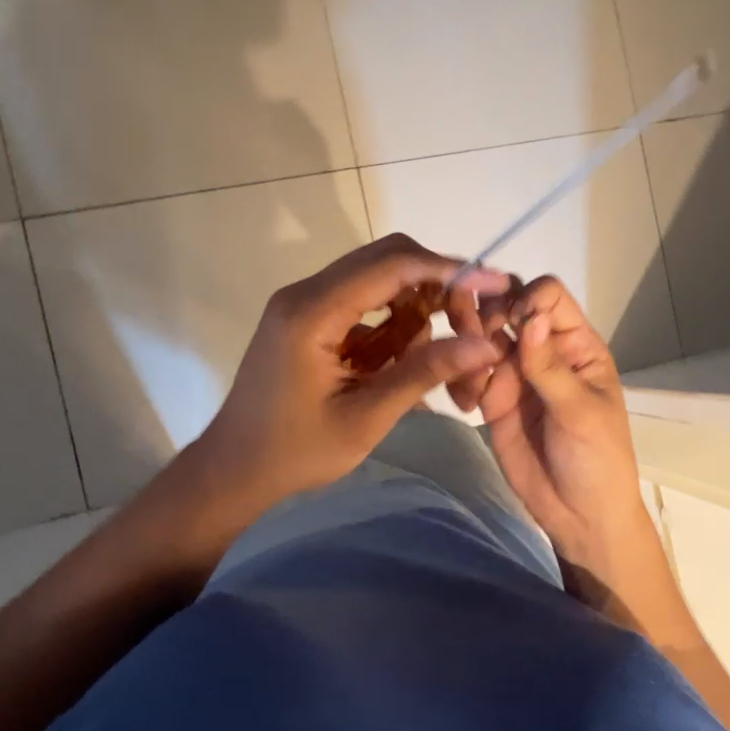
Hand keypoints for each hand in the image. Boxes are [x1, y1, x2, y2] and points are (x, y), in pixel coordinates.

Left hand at [189, 234, 509, 511]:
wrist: (234, 470)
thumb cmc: (296, 452)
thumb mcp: (367, 417)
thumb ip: (425, 374)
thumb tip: (486, 346)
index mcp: (312, 312)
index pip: (392, 265)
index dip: (449, 270)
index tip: (494, 284)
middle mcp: (306, 293)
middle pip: (388, 260)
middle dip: (437, 286)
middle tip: (472, 323)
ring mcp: (305, 303)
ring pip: (379, 280)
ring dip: (417, 308)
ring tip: (440, 354)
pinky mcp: (309, 319)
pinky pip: (365, 304)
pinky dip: (393, 325)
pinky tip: (404, 360)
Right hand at [446, 276, 657, 576]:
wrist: (580, 515)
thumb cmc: (597, 458)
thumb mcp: (579, 412)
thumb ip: (550, 366)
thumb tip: (530, 315)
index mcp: (576, 344)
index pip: (548, 296)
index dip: (526, 298)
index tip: (512, 322)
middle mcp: (542, 350)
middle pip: (508, 307)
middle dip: (484, 311)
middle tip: (469, 336)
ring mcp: (514, 374)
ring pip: (481, 337)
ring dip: (465, 340)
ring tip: (461, 367)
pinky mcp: (492, 399)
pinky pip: (467, 374)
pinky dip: (458, 377)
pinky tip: (465, 403)